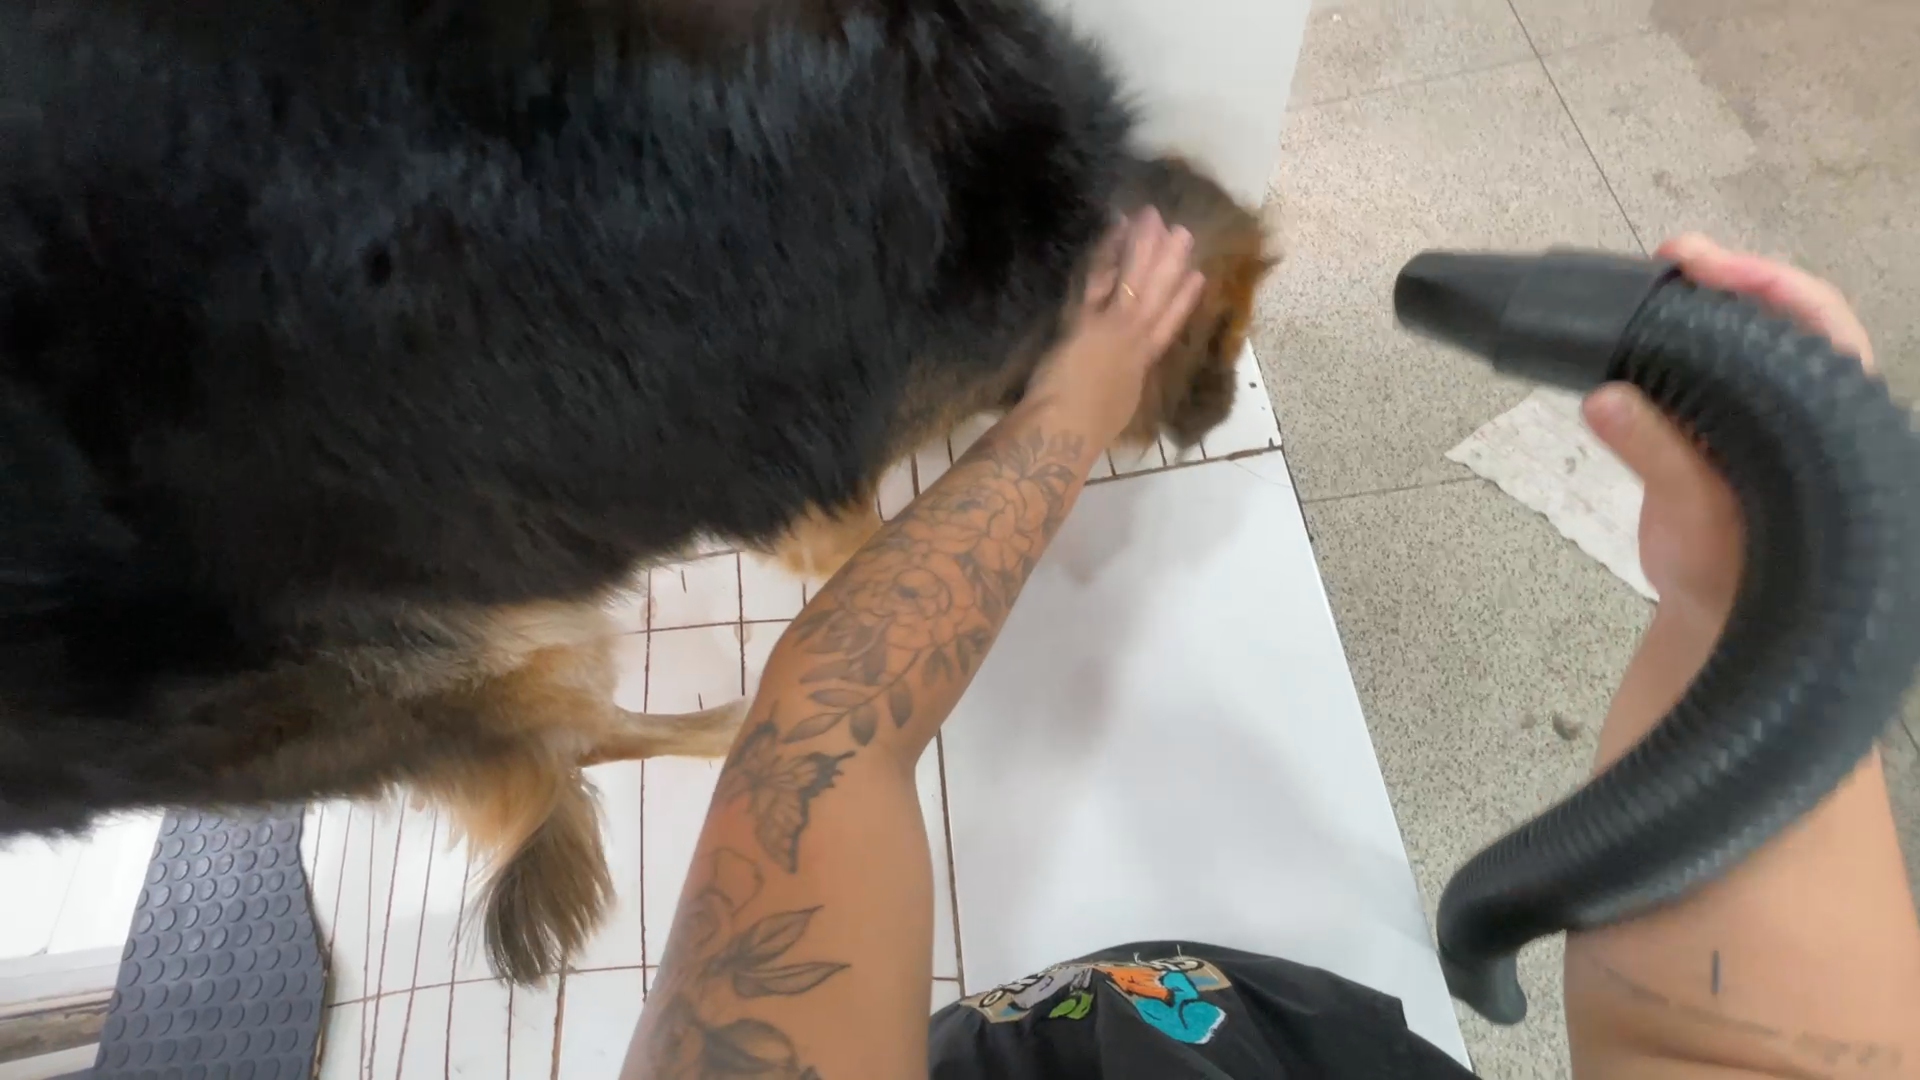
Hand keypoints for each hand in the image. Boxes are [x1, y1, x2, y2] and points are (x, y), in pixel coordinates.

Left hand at [1022, 208, 1205, 445]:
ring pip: (1135, 282)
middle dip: (1171, 265)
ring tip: (1156, 217)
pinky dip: (1109, 251)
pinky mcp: (1089, 320)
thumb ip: (1117, 394)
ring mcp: (1113, 329)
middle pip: (1157, 298)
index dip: (1181, 303)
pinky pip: (1101, 278)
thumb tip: (1116, 390)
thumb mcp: (1113, 414)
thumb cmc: (1083, 432)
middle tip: (1184, 233)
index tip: (1196, 278)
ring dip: (1147, 247)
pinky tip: (1117, 228)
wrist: (1066, 429)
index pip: (1165, 329)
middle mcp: (1133, 344)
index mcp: (1139, 370)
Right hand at [1582, 233, 1876, 623]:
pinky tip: (1637, 340)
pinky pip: (1694, 379)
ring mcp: (1753, 420)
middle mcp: (1798, 408)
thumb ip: (1656, 454)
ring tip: (1655, 283)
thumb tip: (1605, 399)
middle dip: (1730, 280)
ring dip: (1697, 311)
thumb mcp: (1696, 513)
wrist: (1716, 610)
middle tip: (1673, 256)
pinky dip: (1666, 351)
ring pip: (1739, 346)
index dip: (1764, 284)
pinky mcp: (1710, 434)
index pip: (1813, 327)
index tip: (1701, 264)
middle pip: (1779, 321)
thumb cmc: (1726, 570)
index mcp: (1822, 419)